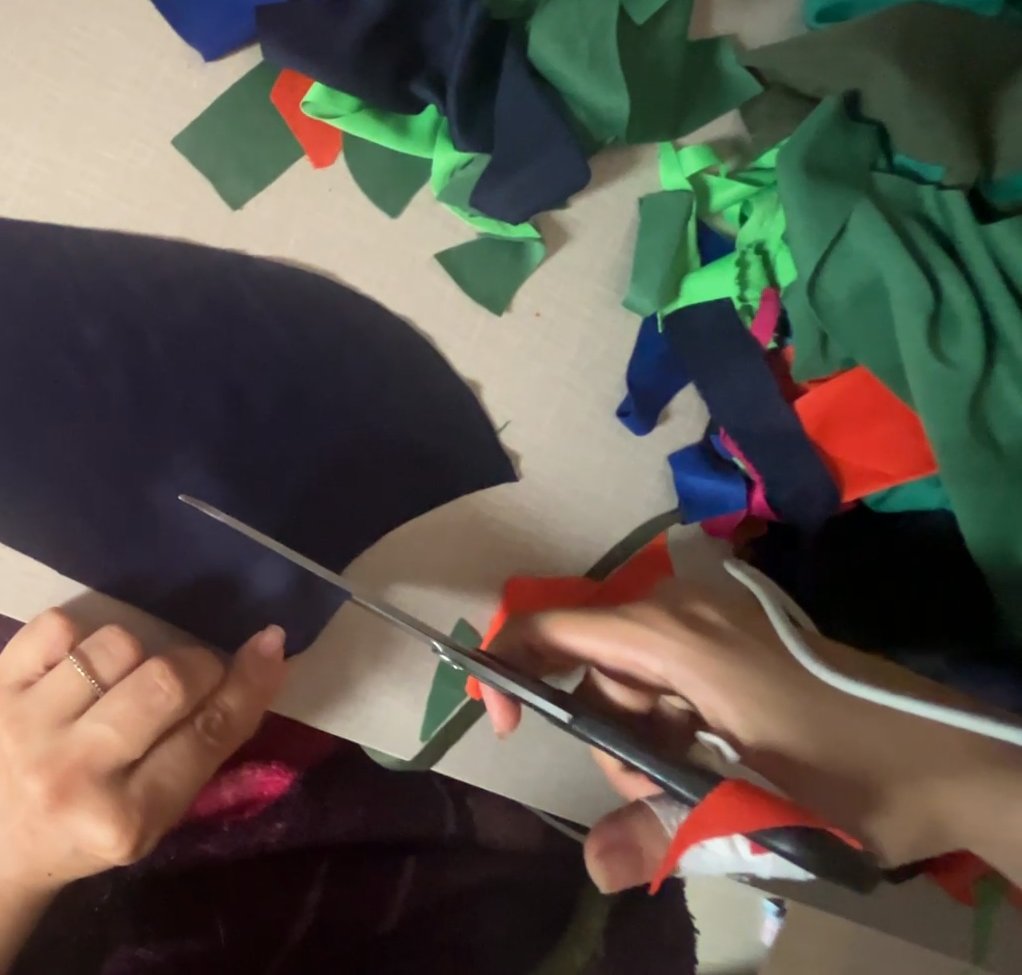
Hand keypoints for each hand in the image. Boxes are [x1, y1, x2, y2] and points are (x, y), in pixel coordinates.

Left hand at [0, 610, 288, 895]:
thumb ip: (204, 743)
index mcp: (126, 820)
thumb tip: (264, 658)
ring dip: (135, 652)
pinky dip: (81, 635)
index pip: (204, 736)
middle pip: (163, 681)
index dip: (245, 685)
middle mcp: (73, 774)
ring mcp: (27, 727)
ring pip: (115, 644)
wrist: (2, 839)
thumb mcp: (157, 811)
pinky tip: (79, 666)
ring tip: (124, 678)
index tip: (269, 647)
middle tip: (192, 670)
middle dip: (194, 664)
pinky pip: (59, 624)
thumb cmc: (92, 828)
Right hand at [481, 579, 1021, 891]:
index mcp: (666, 633)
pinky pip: (663, 680)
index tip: (508, 728)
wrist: (979, 766)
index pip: (546, 631)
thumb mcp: (756, 813)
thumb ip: (661, 832)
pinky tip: (717, 760)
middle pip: (590, 671)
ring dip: (644, 740)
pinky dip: (672, 726)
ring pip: (627, 683)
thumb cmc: (861, 778)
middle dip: (609, 736)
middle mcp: (673, 612)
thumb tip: (592, 871)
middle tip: (657, 791)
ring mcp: (704, 624)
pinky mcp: (727, 642)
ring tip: (704, 784)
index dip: (507, 670)